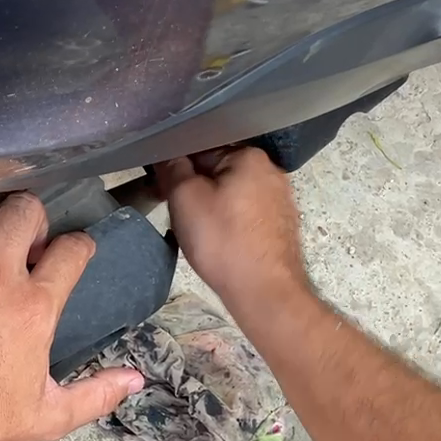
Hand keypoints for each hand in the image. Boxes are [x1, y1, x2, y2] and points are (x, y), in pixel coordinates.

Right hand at [155, 146, 314, 317]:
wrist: (263, 290)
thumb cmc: (223, 242)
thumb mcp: (185, 198)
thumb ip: (172, 169)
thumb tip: (167, 156)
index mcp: (249, 156)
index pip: (200, 149)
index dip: (175, 168)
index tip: (161, 189)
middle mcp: (270, 171)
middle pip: (217, 171)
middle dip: (193, 189)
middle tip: (174, 213)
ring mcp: (279, 200)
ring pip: (230, 194)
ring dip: (209, 207)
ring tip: (195, 232)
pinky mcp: (279, 225)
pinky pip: (244, 214)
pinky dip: (227, 223)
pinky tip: (217, 242)